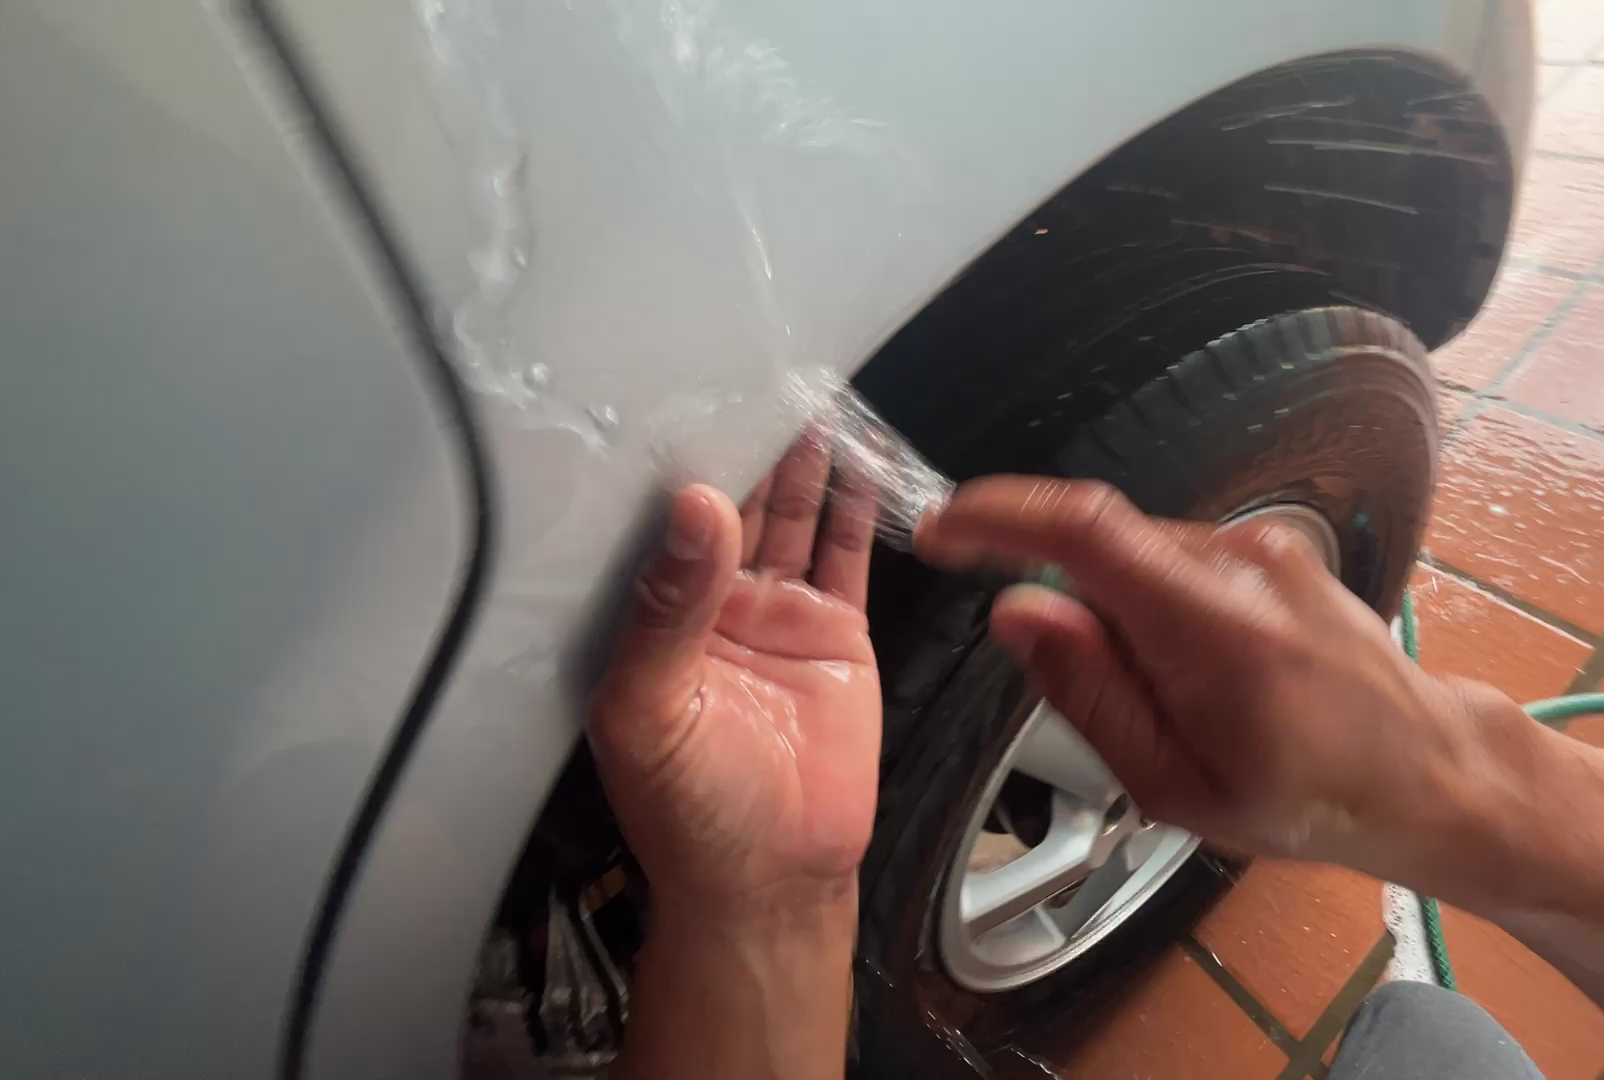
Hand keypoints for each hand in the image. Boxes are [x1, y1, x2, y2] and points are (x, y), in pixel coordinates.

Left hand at [590, 437, 882, 914]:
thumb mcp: (654, 710)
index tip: (695, 405)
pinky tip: (858, 470)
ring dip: (804, 467)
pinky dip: (855, 513)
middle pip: (738, 506)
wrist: (777, 870)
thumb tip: (693, 511)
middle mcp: (720, 605)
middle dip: (751, 448)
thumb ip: (669, 609)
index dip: (684, 466)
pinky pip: (847, 556)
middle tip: (764, 384)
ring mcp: (782, 612)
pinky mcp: (838, 629)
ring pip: (794, 519)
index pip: (670, 524)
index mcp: (662, 618)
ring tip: (813, 409)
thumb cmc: (694, 811)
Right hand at [914, 476, 1533, 888]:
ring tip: (1178, 696)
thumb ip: (1087, 691)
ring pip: (1133, 557)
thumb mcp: (1173, 782)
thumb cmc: (1305, 798)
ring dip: (1116, 616)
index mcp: (1213, 628)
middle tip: (1118, 699)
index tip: (942, 524)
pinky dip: (1149, 605)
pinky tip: (1200, 667)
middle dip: (1073, 610)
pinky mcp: (1266, 545)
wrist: (1428, 769)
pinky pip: (1169, 558)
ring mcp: (1258, 545)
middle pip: (1101, 550)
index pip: (1085, 530)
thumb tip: (1016, 610)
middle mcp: (1237, 560)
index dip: (1000, 514)